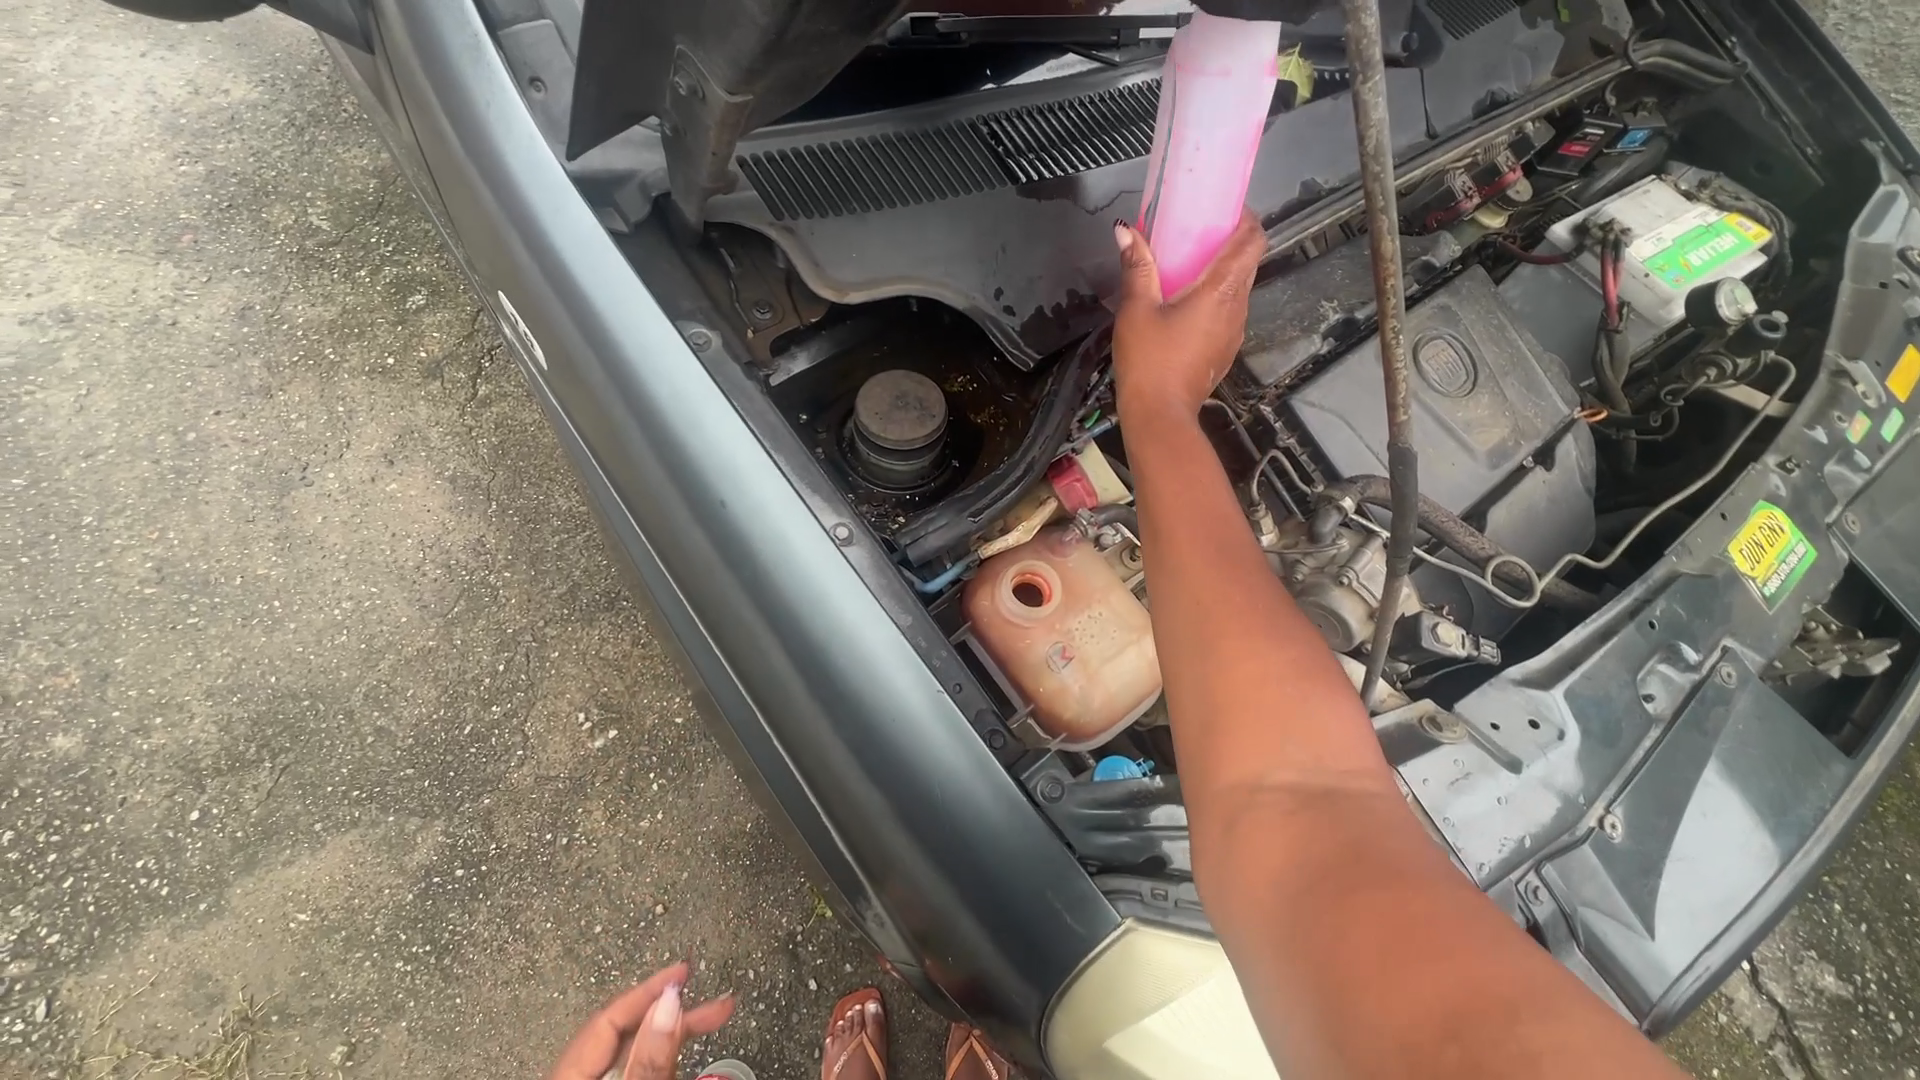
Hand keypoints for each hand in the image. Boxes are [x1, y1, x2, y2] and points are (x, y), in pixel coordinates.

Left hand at [547, 962, 736, 1079]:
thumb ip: (649, 1056)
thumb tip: (671, 1001)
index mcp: (570, 1070)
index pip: (613, 1013)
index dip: (652, 987)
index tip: (688, 968)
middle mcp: (576, 1073)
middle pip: (625, 1030)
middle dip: (673, 1010)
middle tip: (718, 1000)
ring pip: (629, 1049)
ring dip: (671, 1031)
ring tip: (712, 1020)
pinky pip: (629, 1066)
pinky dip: (658, 1051)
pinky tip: (677, 1050)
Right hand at [1111, 211, 1264, 422]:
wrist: (1160, 414)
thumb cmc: (1149, 360)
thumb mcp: (1136, 310)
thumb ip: (1137, 267)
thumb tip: (1126, 231)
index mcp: (1220, 290)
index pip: (1253, 241)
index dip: (1246, 219)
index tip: (1224, 210)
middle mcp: (1237, 307)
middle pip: (1247, 263)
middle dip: (1228, 243)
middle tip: (1197, 235)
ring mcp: (1234, 331)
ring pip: (1237, 289)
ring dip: (1220, 273)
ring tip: (1187, 269)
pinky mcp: (1225, 349)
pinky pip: (1227, 313)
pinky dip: (1214, 299)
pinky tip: (1185, 306)